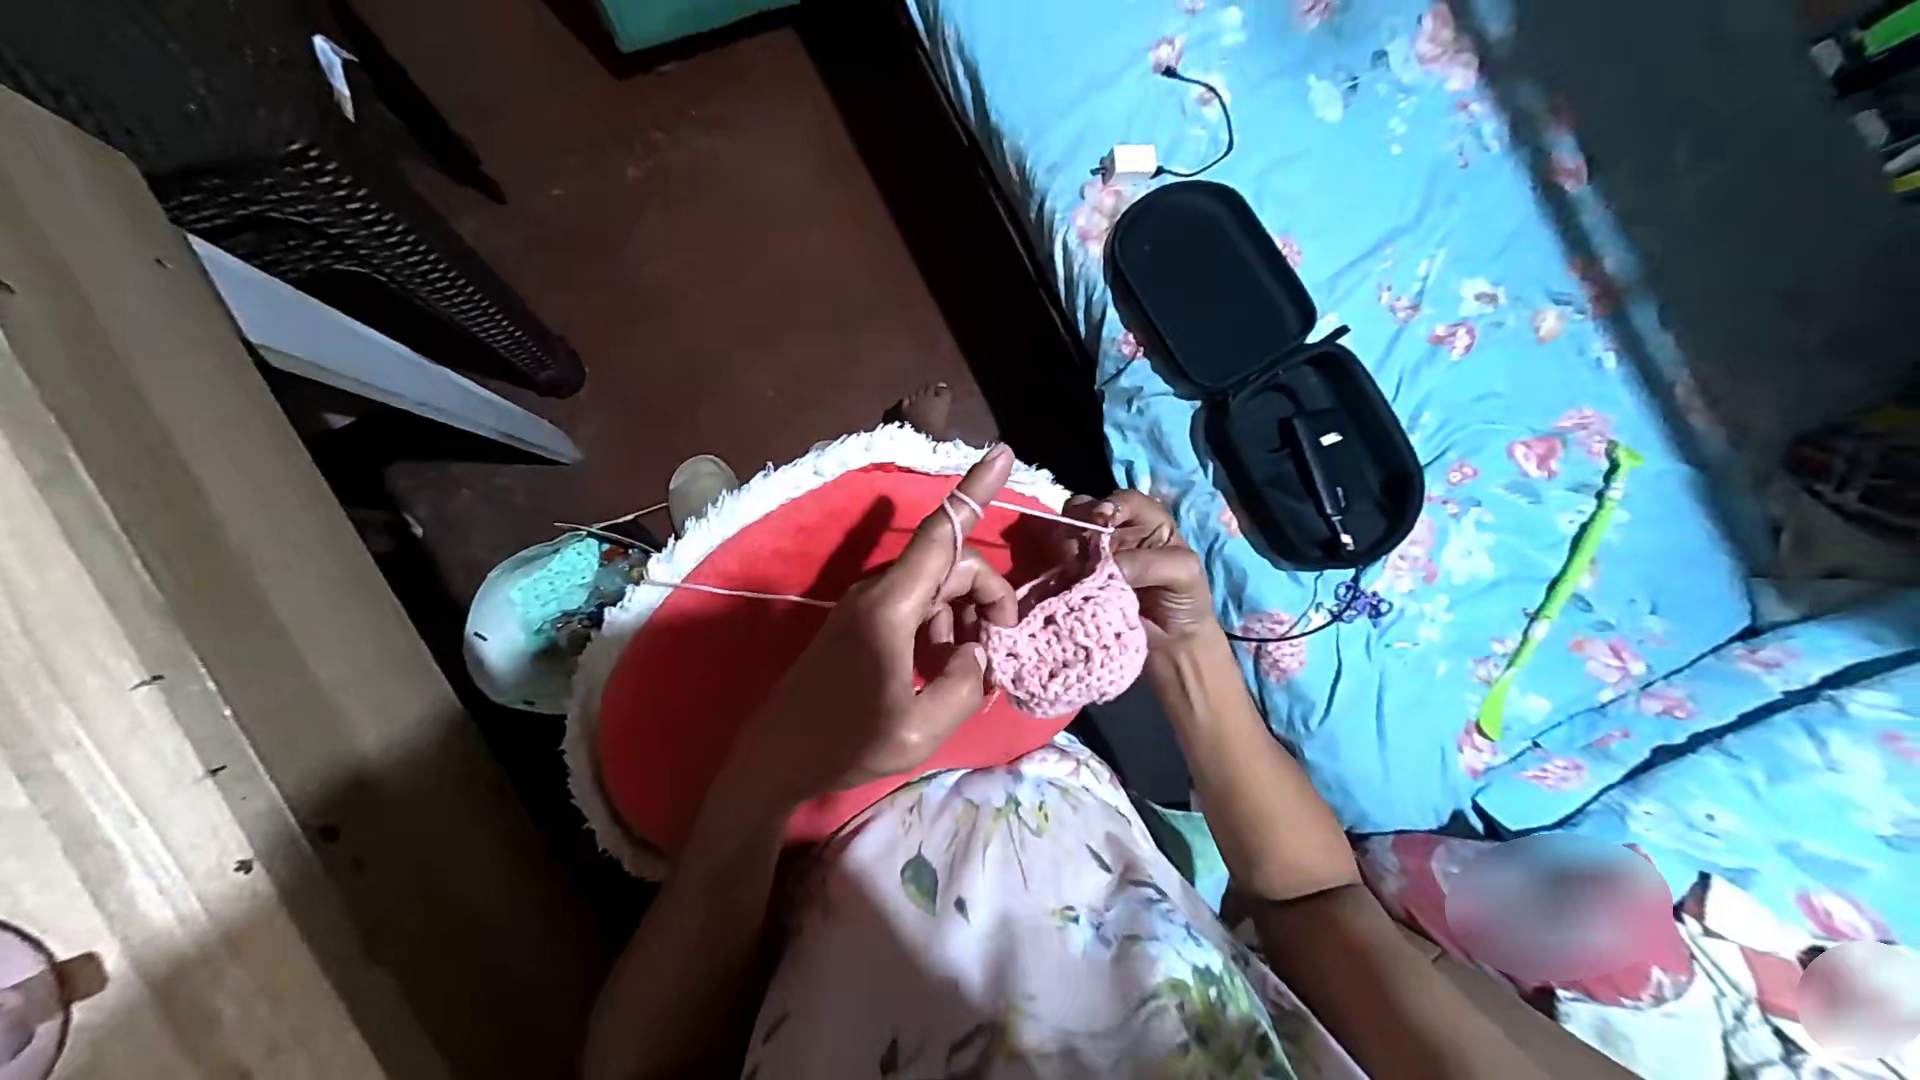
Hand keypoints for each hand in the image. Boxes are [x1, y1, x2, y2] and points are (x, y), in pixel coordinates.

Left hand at [722, 445, 1019, 808]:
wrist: (775, 757)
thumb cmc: (844, 743)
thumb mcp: (919, 730)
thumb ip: (964, 686)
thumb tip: (980, 652)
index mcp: (891, 606)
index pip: (941, 534)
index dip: (974, 491)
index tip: (1003, 453)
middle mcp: (878, 591)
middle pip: (949, 563)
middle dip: (987, 593)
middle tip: (999, 643)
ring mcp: (866, 604)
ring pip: (935, 585)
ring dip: (963, 614)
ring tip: (967, 665)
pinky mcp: (861, 621)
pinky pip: (915, 605)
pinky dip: (940, 625)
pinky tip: (941, 665)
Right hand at [1065, 490, 1219, 649]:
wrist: (1172, 645)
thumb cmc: (1183, 600)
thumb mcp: (1181, 571)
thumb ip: (1147, 561)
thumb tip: (1103, 566)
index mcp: (1145, 521)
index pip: (1122, 501)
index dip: (1109, 505)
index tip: (1101, 520)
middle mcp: (1113, 532)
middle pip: (1083, 511)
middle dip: (1078, 524)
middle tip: (1079, 548)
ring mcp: (1088, 555)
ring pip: (1064, 535)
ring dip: (1063, 546)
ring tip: (1071, 567)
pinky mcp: (1071, 580)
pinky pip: (1055, 566)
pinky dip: (1054, 569)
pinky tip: (1060, 579)